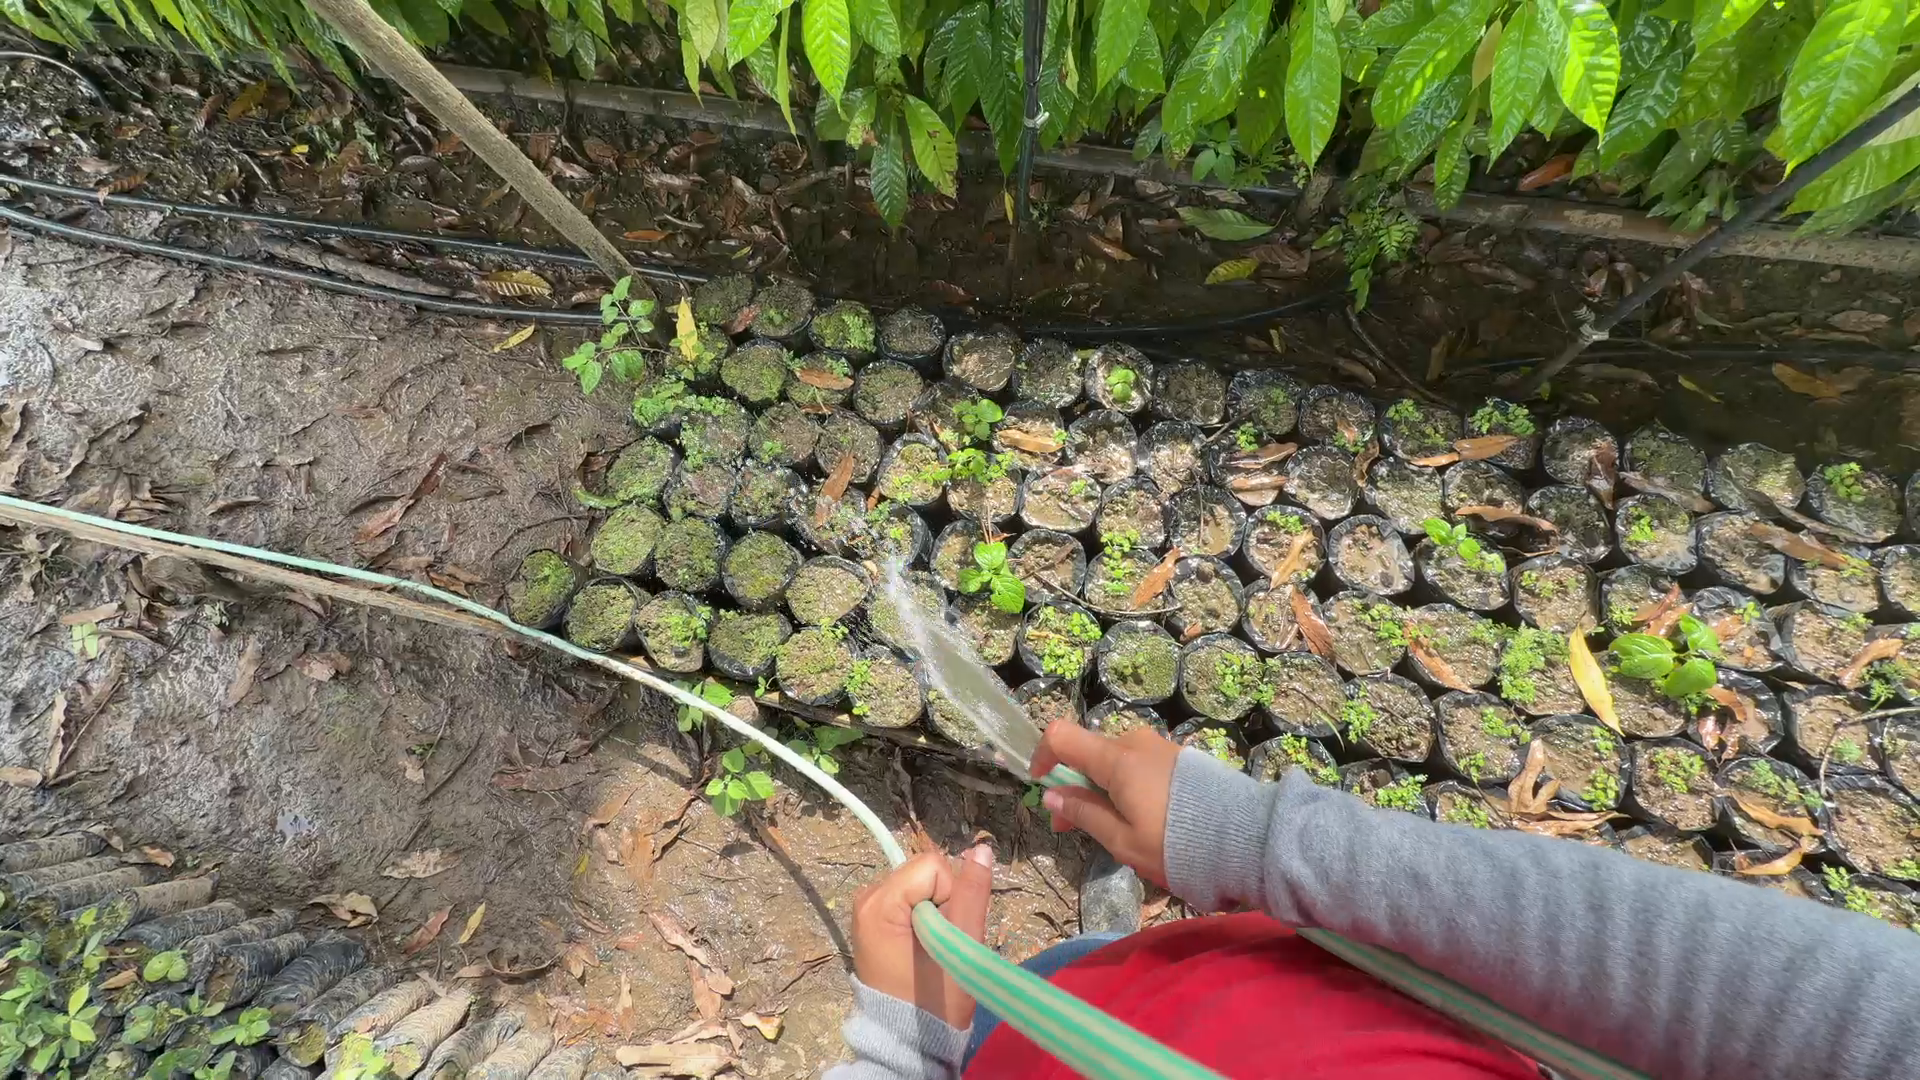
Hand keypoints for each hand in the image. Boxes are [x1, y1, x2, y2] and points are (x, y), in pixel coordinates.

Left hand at [850, 845, 994, 1028]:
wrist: (908, 1043)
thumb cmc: (934, 1000)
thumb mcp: (961, 946)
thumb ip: (972, 894)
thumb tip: (981, 849)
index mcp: (878, 902)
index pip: (933, 867)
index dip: (951, 896)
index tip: (946, 934)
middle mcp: (867, 897)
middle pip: (925, 871)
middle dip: (944, 901)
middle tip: (942, 942)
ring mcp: (868, 907)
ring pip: (922, 883)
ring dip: (937, 908)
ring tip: (933, 947)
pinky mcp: (875, 916)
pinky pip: (912, 895)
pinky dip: (925, 914)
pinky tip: (923, 945)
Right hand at [1028, 721, 1179, 886]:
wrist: (1250, 839)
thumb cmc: (1177, 844)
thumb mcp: (1123, 840)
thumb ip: (1083, 813)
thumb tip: (1052, 793)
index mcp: (1115, 758)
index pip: (1060, 735)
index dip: (1042, 756)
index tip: (1042, 786)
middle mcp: (1134, 742)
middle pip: (1088, 751)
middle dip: (1073, 784)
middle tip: (1075, 827)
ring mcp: (1159, 746)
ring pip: (1114, 760)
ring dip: (1102, 787)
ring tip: (1114, 829)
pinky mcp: (1179, 757)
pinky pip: (1138, 763)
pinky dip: (1126, 784)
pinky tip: (1143, 818)